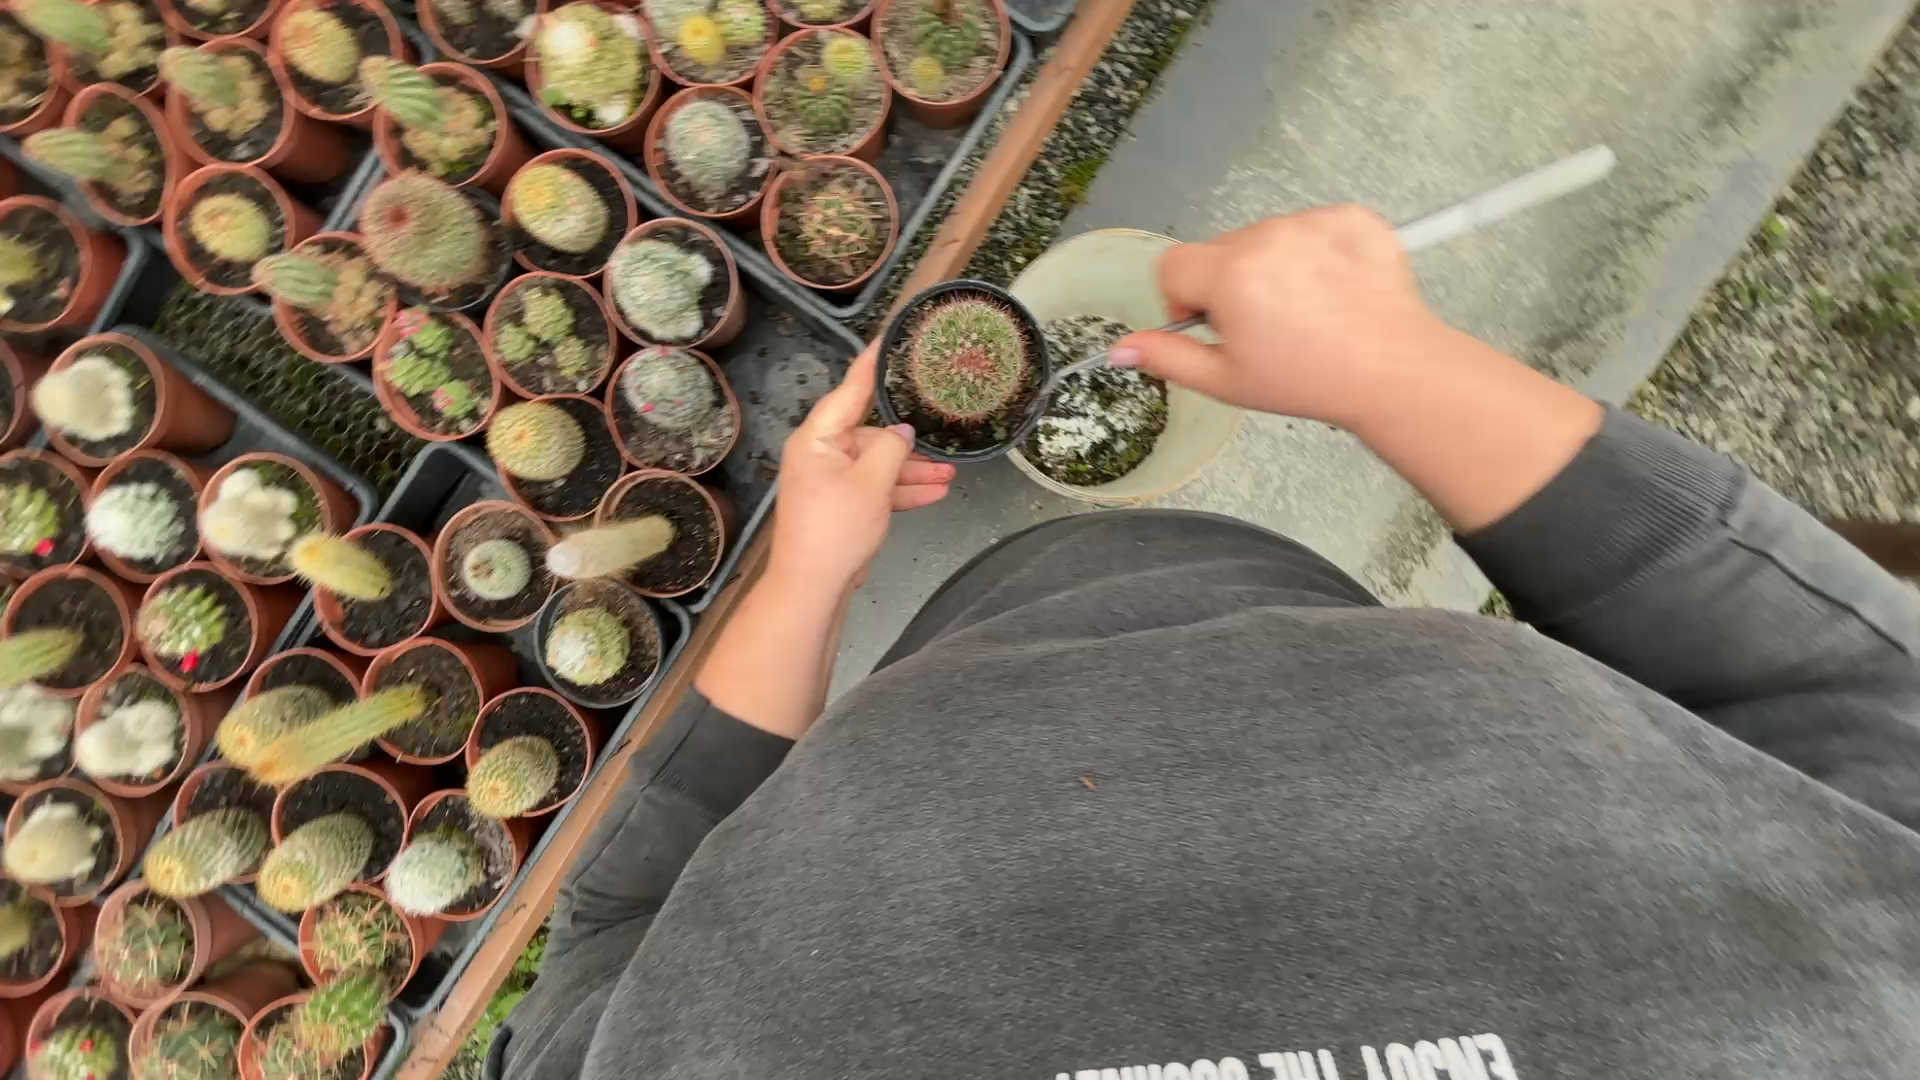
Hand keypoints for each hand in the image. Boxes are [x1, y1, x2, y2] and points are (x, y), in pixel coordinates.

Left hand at [768, 343, 954, 591]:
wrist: (813, 586)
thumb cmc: (836, 528)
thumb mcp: (870, 483)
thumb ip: (891, 450)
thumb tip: (903, 432)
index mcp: (818, 439)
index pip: (849, 392)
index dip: (871, 366)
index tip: (888, 339)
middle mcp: (822, 454)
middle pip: (871, 435)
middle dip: (909, 443)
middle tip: (942, 432)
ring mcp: (832, 482)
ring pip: (878, 465)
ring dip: (912, 472)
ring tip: (950, 475)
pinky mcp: (843, 506)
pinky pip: (876, 489)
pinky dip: (901, 492)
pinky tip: (934, 495)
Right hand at [1111, 206, 1455, 430]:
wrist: (1390, 369)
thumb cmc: (1306, 379)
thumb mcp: (1223, 380)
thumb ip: (1165, 358)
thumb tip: (1120, 348)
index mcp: (1230, 275)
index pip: (1171, 265)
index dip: (1181, 299)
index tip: (1211, 324)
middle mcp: (1268, 237)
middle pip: (1216, 251)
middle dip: (1225, 285)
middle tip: (1260, 326)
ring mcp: (1313, 222)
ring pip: (1260, 238)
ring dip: (1266, 269)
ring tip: (1298, 311)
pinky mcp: (1350, 217)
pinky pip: (1305, 228)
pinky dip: (1307, 255)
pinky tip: (1325, 292)